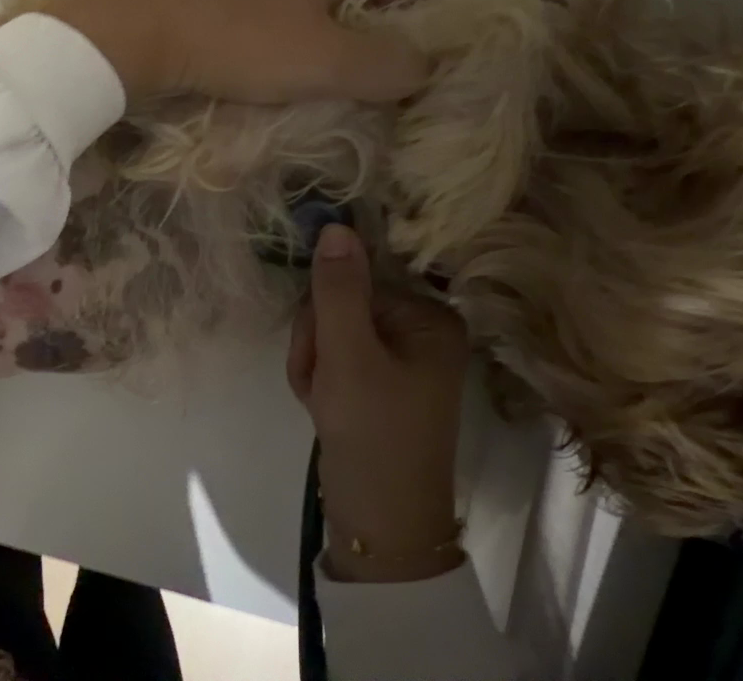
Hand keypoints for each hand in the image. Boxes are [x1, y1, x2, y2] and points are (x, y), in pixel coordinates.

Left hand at [47, 0, 430, 104]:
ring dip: (340, 20)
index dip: (434, 16)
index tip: (428, 63)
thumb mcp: (330, 64)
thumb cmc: (243, 42)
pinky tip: (287, 50)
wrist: (142, 32)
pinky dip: (297, 18)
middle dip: (388, 18)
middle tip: (389, 70)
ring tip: (341, 68)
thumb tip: (423, 67)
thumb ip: (392, 66)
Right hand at [288, 224, 471, 582]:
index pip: (352, 278)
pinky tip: (324, 404)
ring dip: (312, 362)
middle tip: (324, 383)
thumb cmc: (373, 431)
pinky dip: (318, 379)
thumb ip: (337, 290)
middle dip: (316, 342)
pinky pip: (331, 355)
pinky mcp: (380, 379)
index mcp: (430, 316)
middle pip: (337, 302)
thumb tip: (335, 224)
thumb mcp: (348, 355)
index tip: (323, 353)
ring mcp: (399, 356)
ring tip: (323, 399)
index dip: (322, 312)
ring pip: (326, 329)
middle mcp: (420, 329)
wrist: (381, 518)